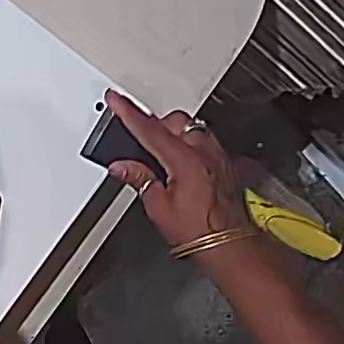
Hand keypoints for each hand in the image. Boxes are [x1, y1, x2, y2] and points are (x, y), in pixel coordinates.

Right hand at [102, 91, 248, 249]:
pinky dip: (189, 144)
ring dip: (173, 135)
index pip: (149, 129)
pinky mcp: (225, 162)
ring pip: (191, 128)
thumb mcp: (158, 206)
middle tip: (138, 144)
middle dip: (154, 127)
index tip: (115, 99)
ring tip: (161, 156)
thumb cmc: (199, 231)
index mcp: (185, 160)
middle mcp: (204, 151)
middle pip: (173, 122)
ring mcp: (218, 155)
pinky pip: (204, 140)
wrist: (228, 244)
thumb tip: (122, 167)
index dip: (128, 113)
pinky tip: (182, 161)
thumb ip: (140, 179)